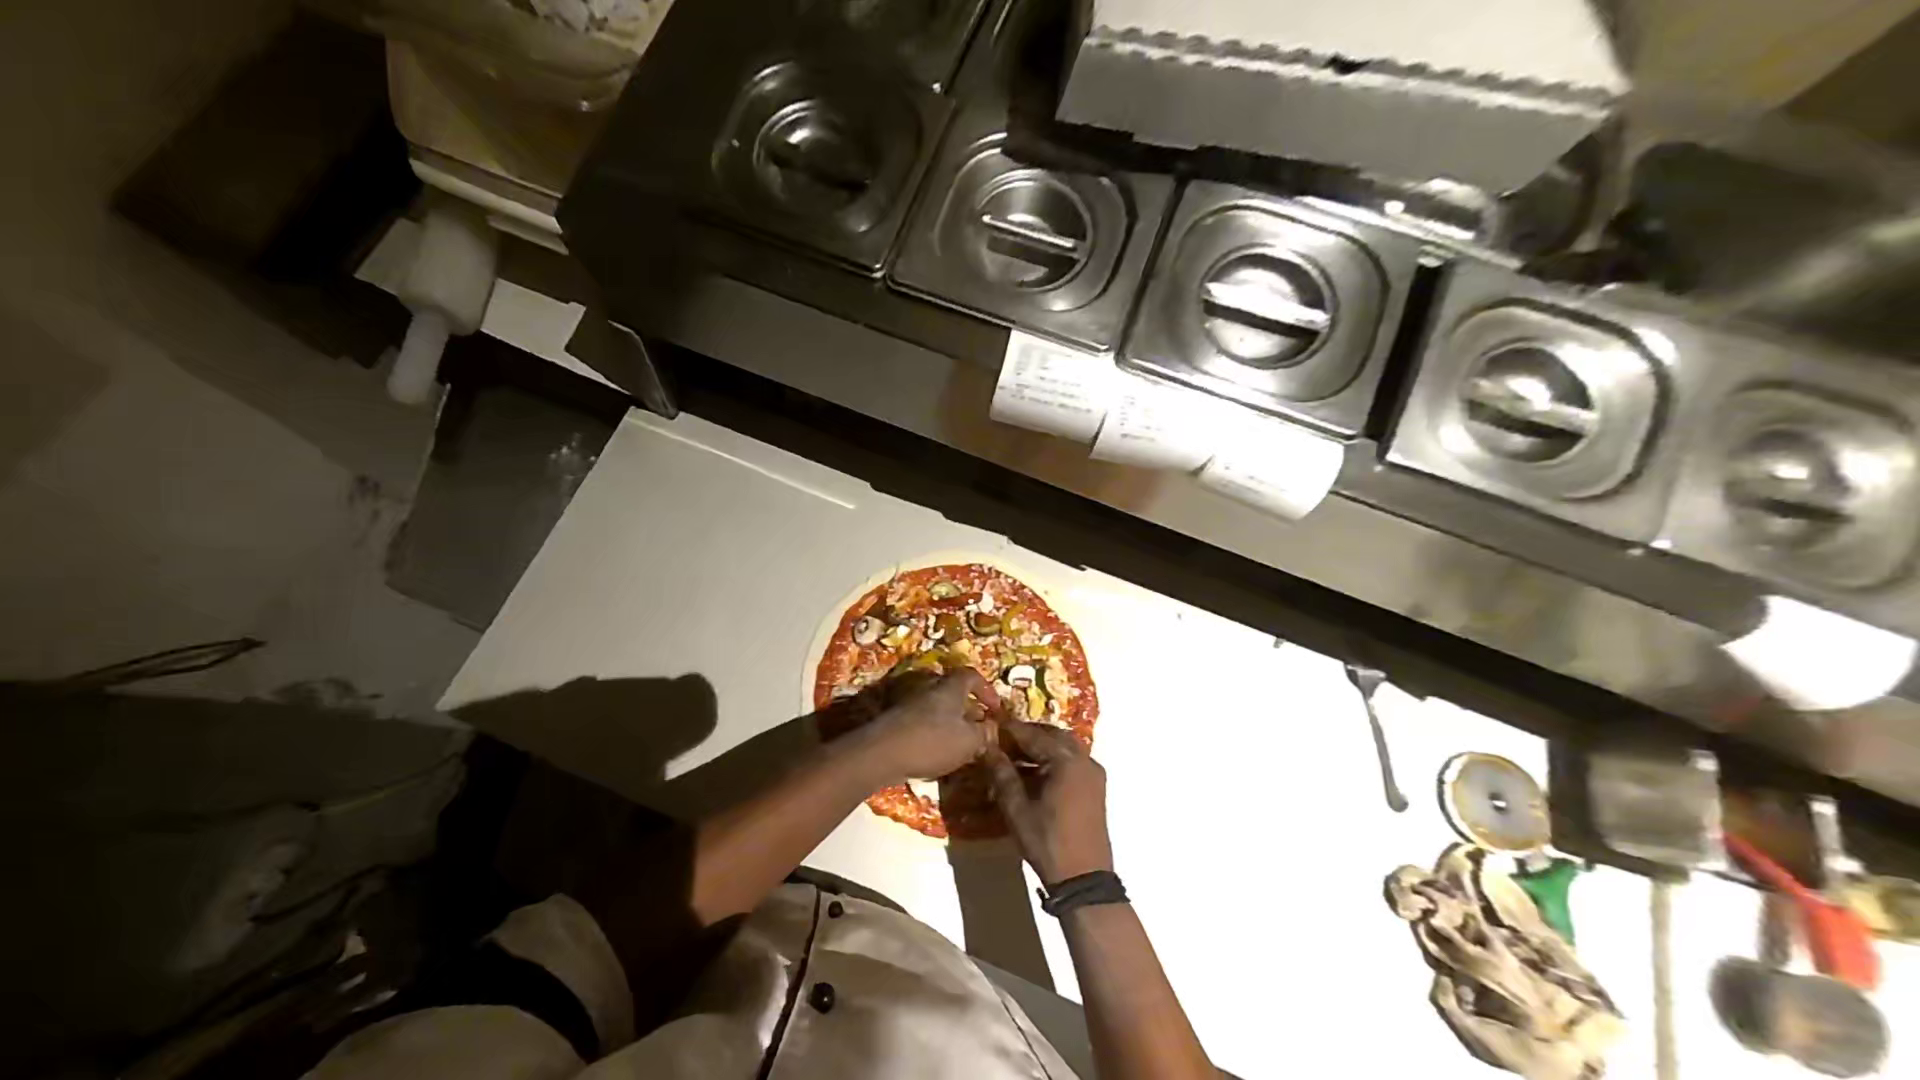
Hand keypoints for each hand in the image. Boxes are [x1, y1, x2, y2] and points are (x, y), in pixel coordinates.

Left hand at [855, 669, 995, 785]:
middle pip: (953, 691)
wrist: (881, 753)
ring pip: (938, 707)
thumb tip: (992, 727)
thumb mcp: (969, 741)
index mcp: (950, 687)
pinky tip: (938, 752)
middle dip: (969, 708)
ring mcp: (910, 702)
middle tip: (979, 728)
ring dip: (952, 722)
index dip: (987, 690)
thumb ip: (985, 733)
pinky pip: (923, 720)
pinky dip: (935, 731)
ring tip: (962, 743)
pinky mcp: (896, 719)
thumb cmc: (932, 742)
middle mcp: (929, 688)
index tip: (995, 709)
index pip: (971, 676)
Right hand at [988, 722, 1113, 885]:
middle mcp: (1084, 760)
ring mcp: (1093, 774)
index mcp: (1066, 761)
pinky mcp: (1096, 787)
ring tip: (1016, 756)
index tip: (991, 726)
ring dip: (1042, 747)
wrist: (1084, 878)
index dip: (1011, 730)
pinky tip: (1035, 773)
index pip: (1034, 736)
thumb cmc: (1048, 842)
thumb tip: (989, 749)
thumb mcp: (1017, 809)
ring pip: (1065, 747)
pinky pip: (1073, 761)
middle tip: (1004, 741)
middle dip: (1029, 735)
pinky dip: (1055, 759)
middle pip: (1053, 735)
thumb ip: (1003, 775)